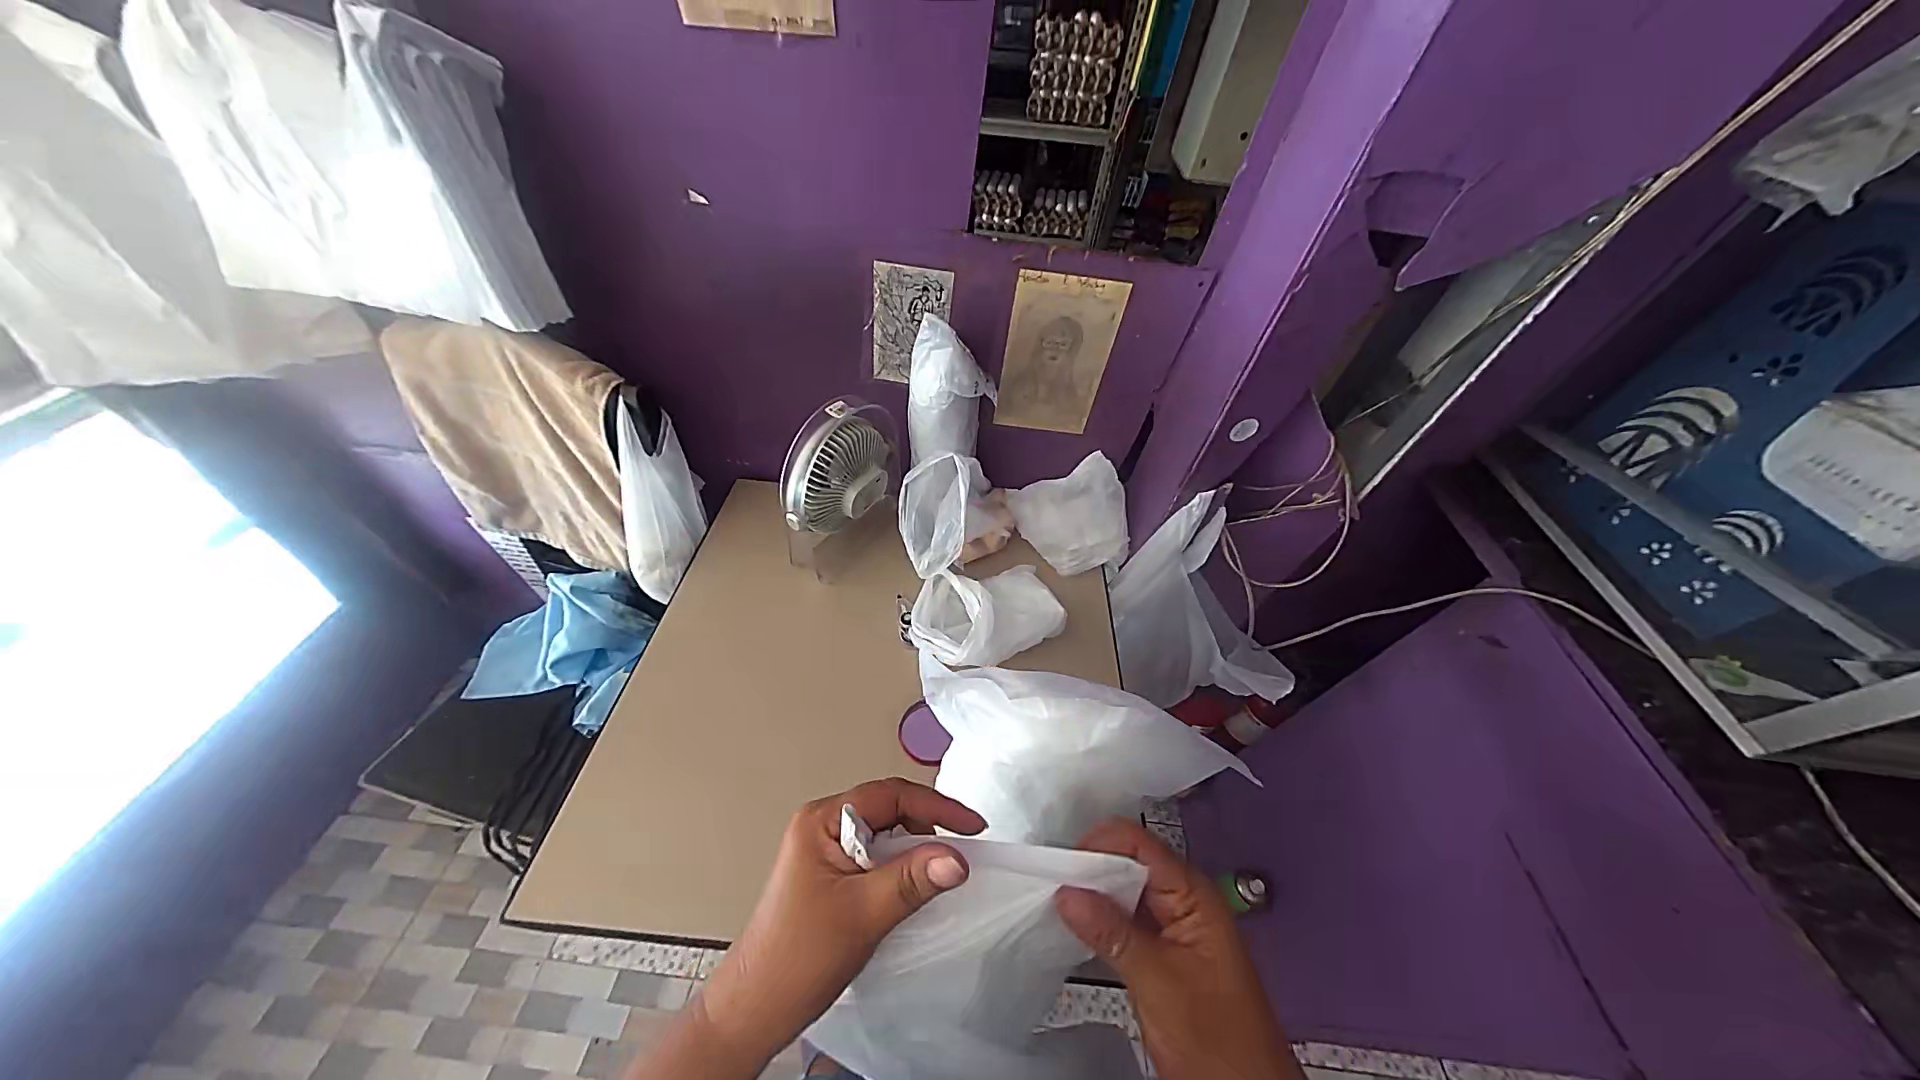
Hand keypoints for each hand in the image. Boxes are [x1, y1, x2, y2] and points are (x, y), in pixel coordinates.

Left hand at [633, 778, 984, 1078]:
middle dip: (926, 827)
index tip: (971, 825)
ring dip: (913, 849)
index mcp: (821, 821)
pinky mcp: (831, 872)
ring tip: (934, 873)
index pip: (889, 795)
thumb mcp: (862, 914)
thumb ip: (912, 880)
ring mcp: (825, 848)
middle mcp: (822, 826)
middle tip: (959, 849)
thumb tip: (956, 858)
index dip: (936, 807)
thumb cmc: (794, 960)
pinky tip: (911, 887)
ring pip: (884, 833)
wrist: (755, 1008)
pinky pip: (876, 855)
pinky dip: (900, 866)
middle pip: (888, 809)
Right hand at [1055, 820, 1302, 1079]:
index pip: (1140, 845)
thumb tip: (1071, 894)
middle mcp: (1185, 903)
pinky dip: (1101, 919)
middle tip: (1057, 882)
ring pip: (1125, 891)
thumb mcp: (1159, 983)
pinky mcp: (1161, 952)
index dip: (1101, 845)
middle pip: (1130, 862)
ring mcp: (1173, 927)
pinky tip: (1081, 927)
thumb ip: (1113, 934)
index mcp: (1195, 896)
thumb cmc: (1224, 1046)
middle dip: (1092, 868)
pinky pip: (1125, 918)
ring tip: (1062, 902)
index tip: (1065, 862)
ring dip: (1094, 894)